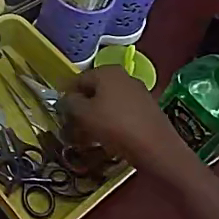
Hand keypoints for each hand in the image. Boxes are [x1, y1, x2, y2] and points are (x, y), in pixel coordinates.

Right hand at [61, 67, 185, 163]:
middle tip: (74, 126)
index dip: (67, 97)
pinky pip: (123, 112)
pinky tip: (110, 138)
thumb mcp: (83, 114)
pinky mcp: (148, 109)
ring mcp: (139, 92)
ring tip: (90, 136)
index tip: (62, 115)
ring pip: (109, 102)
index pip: (78, 80)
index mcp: (106, 71)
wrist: (156, 148)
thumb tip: (68, 99)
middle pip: (95, 91)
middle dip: (83, 107)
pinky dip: (114, 121)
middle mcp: (124, 76)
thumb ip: (70, 102)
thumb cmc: (114, 126)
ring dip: (97, 116)